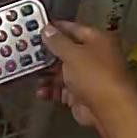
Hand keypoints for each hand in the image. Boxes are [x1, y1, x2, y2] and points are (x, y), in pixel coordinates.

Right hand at [39, 20, 136, 134]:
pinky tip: (40, 92)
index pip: (73, 29)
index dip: (55, 28)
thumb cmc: (93, 74)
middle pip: (66, 52)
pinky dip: (52, 91)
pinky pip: (62, 90)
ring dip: (47, 75)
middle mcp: (94, 57)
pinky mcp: (81, 96)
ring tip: (30, 74)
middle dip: (47, 54)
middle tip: (27, 53)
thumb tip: (46, 29)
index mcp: (97, 40)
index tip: (37, 28)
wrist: (109, 109)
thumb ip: (57, 41)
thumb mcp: (72, 53)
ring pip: (62, 73)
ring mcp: (87, 78)